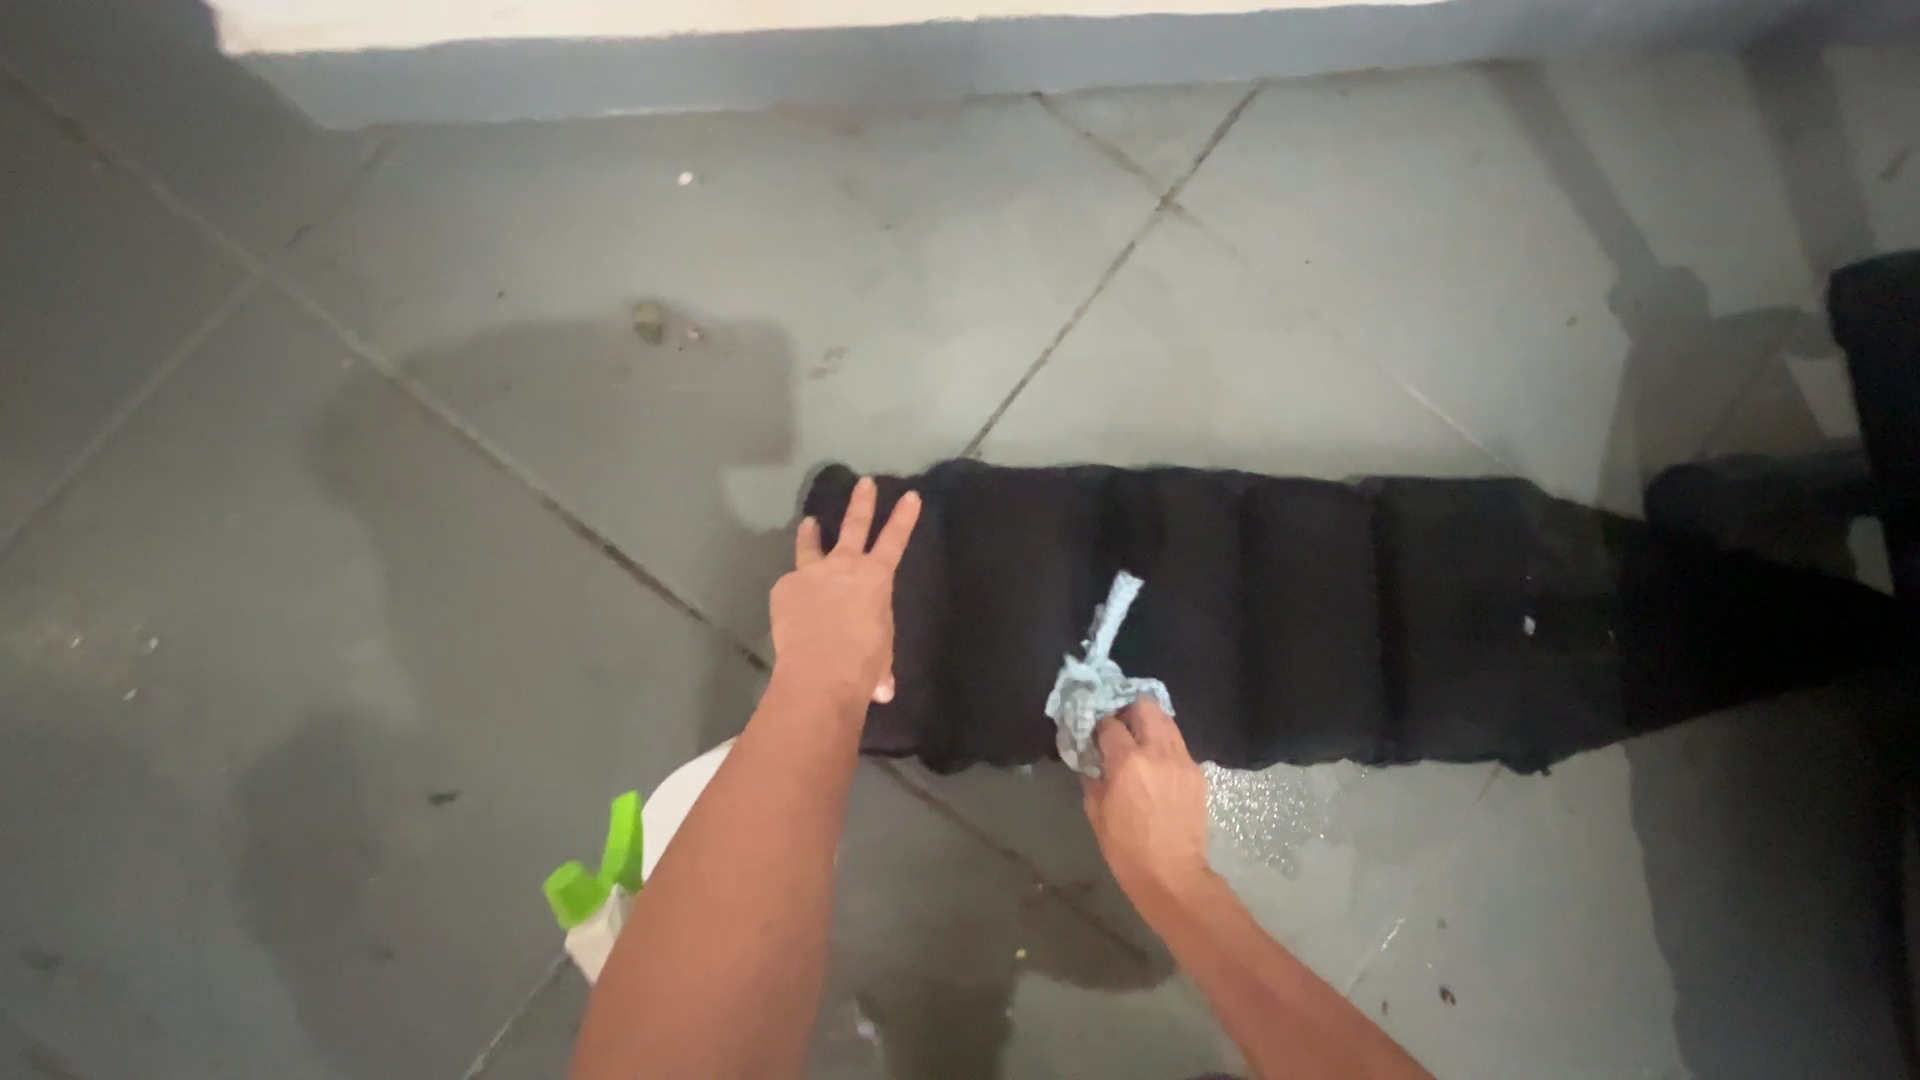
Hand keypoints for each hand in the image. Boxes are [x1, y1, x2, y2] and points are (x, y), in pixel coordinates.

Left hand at [770, 476, 920, 709]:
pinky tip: (793, 605)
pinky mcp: (785, 587)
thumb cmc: (863, 664)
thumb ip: (878, 663)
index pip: (895, 539)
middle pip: (855, 526)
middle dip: (862, 503)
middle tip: (864, 483)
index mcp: (876, 578)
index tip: (911, 496)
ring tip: (808, 522)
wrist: (820, 672)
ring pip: (812, 545)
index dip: (904, 517)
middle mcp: (845, 566)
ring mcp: (812, 573)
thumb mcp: (880, 657)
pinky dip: (795, 592)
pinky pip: (792, 585)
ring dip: (811, 532)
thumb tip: (880, 688)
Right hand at [1083, 698, 1213, 904]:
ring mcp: (1182, 760)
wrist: (1173, 876)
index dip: (1099, 723)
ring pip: (1166, 719)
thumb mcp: (1096, 811)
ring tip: (1137, 735)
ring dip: (1149, 721)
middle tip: (1118, 723)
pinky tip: (1155, 759)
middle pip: (1145, 706)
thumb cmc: (1126, 849)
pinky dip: (1164, 742)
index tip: (1094, 730)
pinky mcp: (1196, 772)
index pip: (1110, 722)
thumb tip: (1090, 755)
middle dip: (1128, 708)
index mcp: (1128, 761)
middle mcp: (1158, 752)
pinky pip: (1178, 743)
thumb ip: (1092, 775)